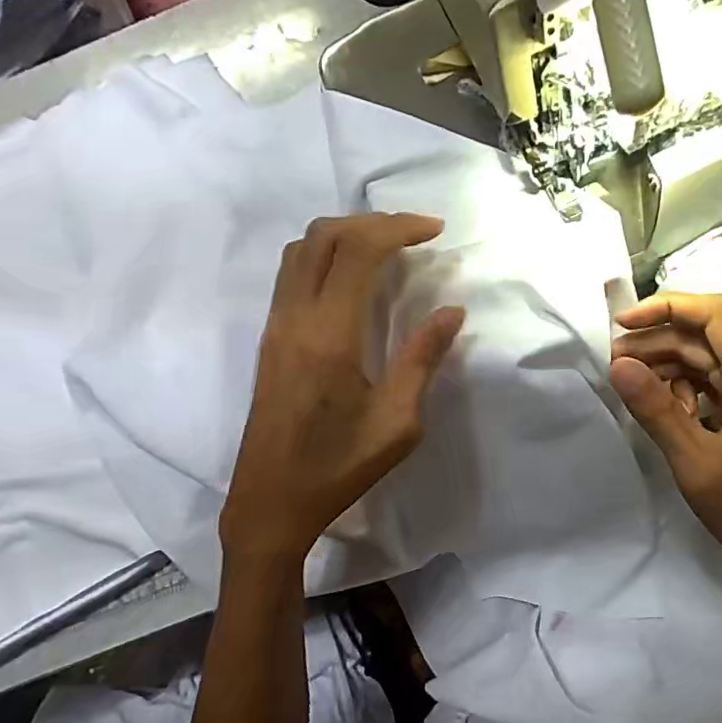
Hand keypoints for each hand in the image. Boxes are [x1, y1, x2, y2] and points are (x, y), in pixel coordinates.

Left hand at [220, 214, 464, 562]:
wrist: (271, 500)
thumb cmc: (338, 467)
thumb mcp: (396, 422)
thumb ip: (423, 359)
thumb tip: (451, 312)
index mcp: (329, 334)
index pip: (358, 250)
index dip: (398, 228)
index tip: (435, 231)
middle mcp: (295, 317)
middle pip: (324, 235)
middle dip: (373, 222)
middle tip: (414, 235)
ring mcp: (276, 325)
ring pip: (301, 249)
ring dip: (344, 234)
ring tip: (386, 248)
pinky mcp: (270, 338)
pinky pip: (292, 273)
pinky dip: (325, 256)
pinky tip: (352, 279)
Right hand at [610, 292, 721, 596]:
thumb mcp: (696, 463)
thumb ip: (657, 411)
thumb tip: (619, 365)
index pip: (715, 314)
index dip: (667, 308)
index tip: (623, 324)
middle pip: (706, 334)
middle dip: (658, 339)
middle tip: (613, 360)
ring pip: (706, 359)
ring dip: (666, 364)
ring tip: (627, 382)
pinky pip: (710, 385)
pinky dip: (680, 388)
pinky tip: (658, 407)